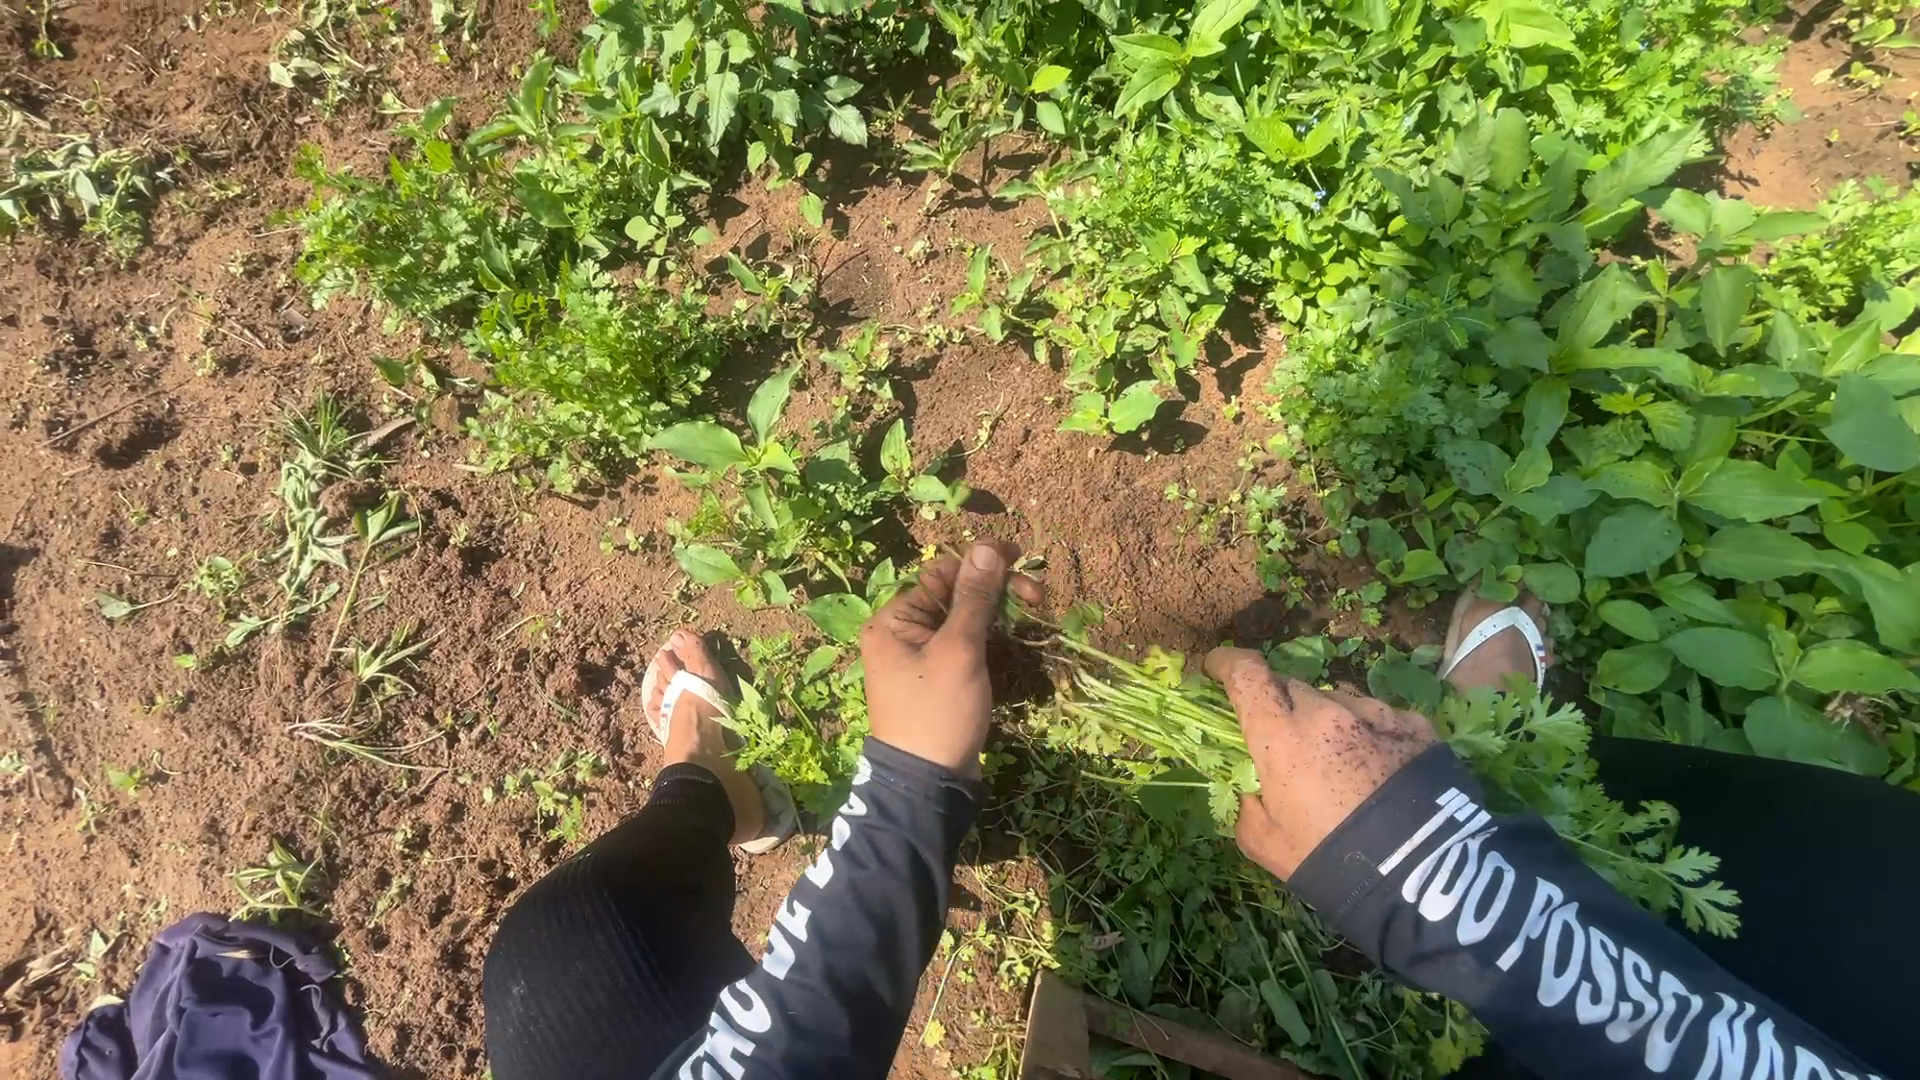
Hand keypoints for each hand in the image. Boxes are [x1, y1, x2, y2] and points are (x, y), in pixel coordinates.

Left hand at [860, 542, 1042, 775]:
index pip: (942, 573)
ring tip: (1034, 613)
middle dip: (997, 590)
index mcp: (894, 619)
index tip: (1022, 559)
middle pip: (955, 594)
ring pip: (965, 618)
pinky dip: (992, 637)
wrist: (928, 783)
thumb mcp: (958, 650)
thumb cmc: (939, 711)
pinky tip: (1018, 636)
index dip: (983, 563)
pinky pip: (967, 643)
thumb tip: (987, 547)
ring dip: (999, 612)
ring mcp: (922, 655)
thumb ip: (974, 597)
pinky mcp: (941, 676)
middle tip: (1038, 597)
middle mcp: (903, 631)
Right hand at [1206, 647, 1437, 878]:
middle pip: (1291, 686)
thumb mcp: (1265, 844)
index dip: (1228, 662)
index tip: (1218, 667)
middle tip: (1286, 737)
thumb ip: (1248, 805)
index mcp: (1280, 735)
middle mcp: (1325, 712)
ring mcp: (1375, 716)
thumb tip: (1252, 790)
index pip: (1246, 674)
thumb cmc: (1330, 861)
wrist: (1428, 884)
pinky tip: (1381, 768)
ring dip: (1328, 719)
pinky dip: (1371, 733)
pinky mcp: (1417, 728)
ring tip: (1341, 761)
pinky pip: (1381, 717)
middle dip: (1280, 704)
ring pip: (1337, 700)